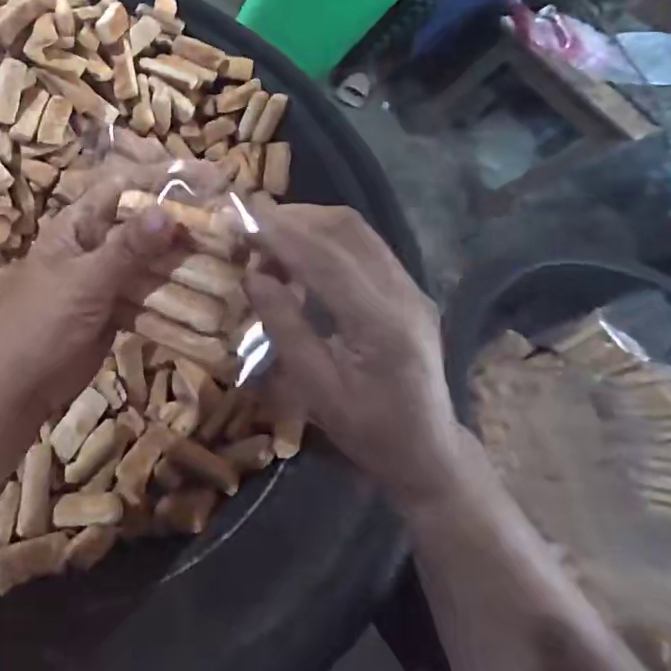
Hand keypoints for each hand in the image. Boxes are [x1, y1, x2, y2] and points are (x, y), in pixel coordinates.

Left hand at [0, 146, 218, 419]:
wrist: (17, 387)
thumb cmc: (42, 324)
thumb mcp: (84, 282)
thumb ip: (126, 249)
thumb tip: (167, 211)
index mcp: (77, 225)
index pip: (123, 187)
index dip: (162, 178)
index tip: (206, 178)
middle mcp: (94, 244)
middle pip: (143, 222)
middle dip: (182, 221)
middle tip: (228, 220)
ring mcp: (106, 278)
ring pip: (151, 259)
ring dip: (183, 258)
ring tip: (229, 254)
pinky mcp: (116, 308)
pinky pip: (150, 292)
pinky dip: (173, 293)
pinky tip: (208, 293)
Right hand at [242, 198, 468, 507]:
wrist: (428, 450)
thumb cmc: (368, 431)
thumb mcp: (317, 391)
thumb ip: (286, 329)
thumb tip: (253, 276)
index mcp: (383, 325)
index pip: (328, 261)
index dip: (283, 236)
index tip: (242, 222)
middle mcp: (404, 294)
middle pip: (347, 230)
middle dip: (293, 219)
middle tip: (250, 231)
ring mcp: (412, 286)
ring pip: (356, 231)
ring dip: (308, 225)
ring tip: (268, 244)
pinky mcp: (409, 287)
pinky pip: (364, 245)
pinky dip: (325, 240)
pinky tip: (299, 260)